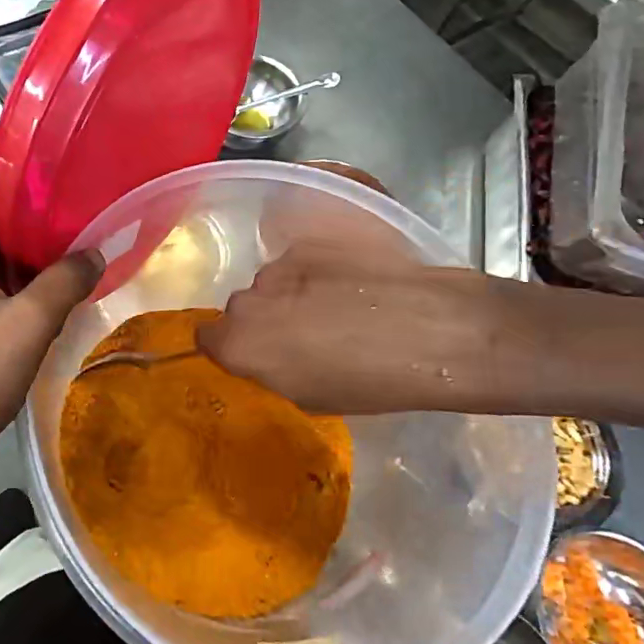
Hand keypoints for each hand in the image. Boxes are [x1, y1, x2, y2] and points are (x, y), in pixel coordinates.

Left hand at [0, 193, 101, 472]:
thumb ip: (66, 279)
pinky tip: (49, 298)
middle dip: (37, 237)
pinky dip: (12, 291)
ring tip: (79, 264)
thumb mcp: (27, 325)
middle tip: (90, 236)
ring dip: (28, 268)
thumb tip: (99, 251)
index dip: (36, 200)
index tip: (81, 204)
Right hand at [195, 238, 513, 416]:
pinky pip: (299, 263)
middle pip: (240, 310)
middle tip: (303, 336)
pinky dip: (317, 274)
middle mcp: (245, 302)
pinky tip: (354, 287)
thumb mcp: (309, 397)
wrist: (436, 331)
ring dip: (291, 296)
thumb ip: (269, 373)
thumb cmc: (373, 383)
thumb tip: (265, 358)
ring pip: (271, 285)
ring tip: (338, 310)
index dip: (229, 347)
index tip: (257, 355)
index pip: (206, 339)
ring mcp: (276, 269)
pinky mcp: (309, 245)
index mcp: (239, 345)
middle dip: (264, 321)